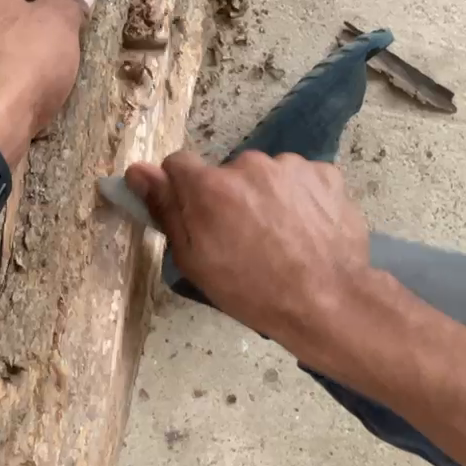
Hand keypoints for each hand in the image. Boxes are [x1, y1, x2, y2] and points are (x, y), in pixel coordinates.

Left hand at [0, 0, 95, 164]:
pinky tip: (35, 94)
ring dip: (27, 54)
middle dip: (37, 22)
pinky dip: (15, 81)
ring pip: (2, 45)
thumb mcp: (60, 24)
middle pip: (7, 10)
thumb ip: (71, 3)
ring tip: (55, 69)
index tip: (67, 3)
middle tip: (66, 36)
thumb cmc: (25, 59)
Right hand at [125, 151, 377, 357]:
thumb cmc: (251, 290)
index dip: (181, 189)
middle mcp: (248, 164)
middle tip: (243, 238)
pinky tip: (306, 230)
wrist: (328, 301)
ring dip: (265, 196)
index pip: (178, 164)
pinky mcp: (326, 174)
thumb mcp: (193, 260)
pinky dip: (300, 198)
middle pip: (225, 173)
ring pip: (265, 175)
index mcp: (210, 186)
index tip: (195, 216)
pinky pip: (300, 179)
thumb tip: (137, 170)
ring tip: (280, 237)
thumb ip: (165, 209)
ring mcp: (291, 166)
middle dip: (228, 197)